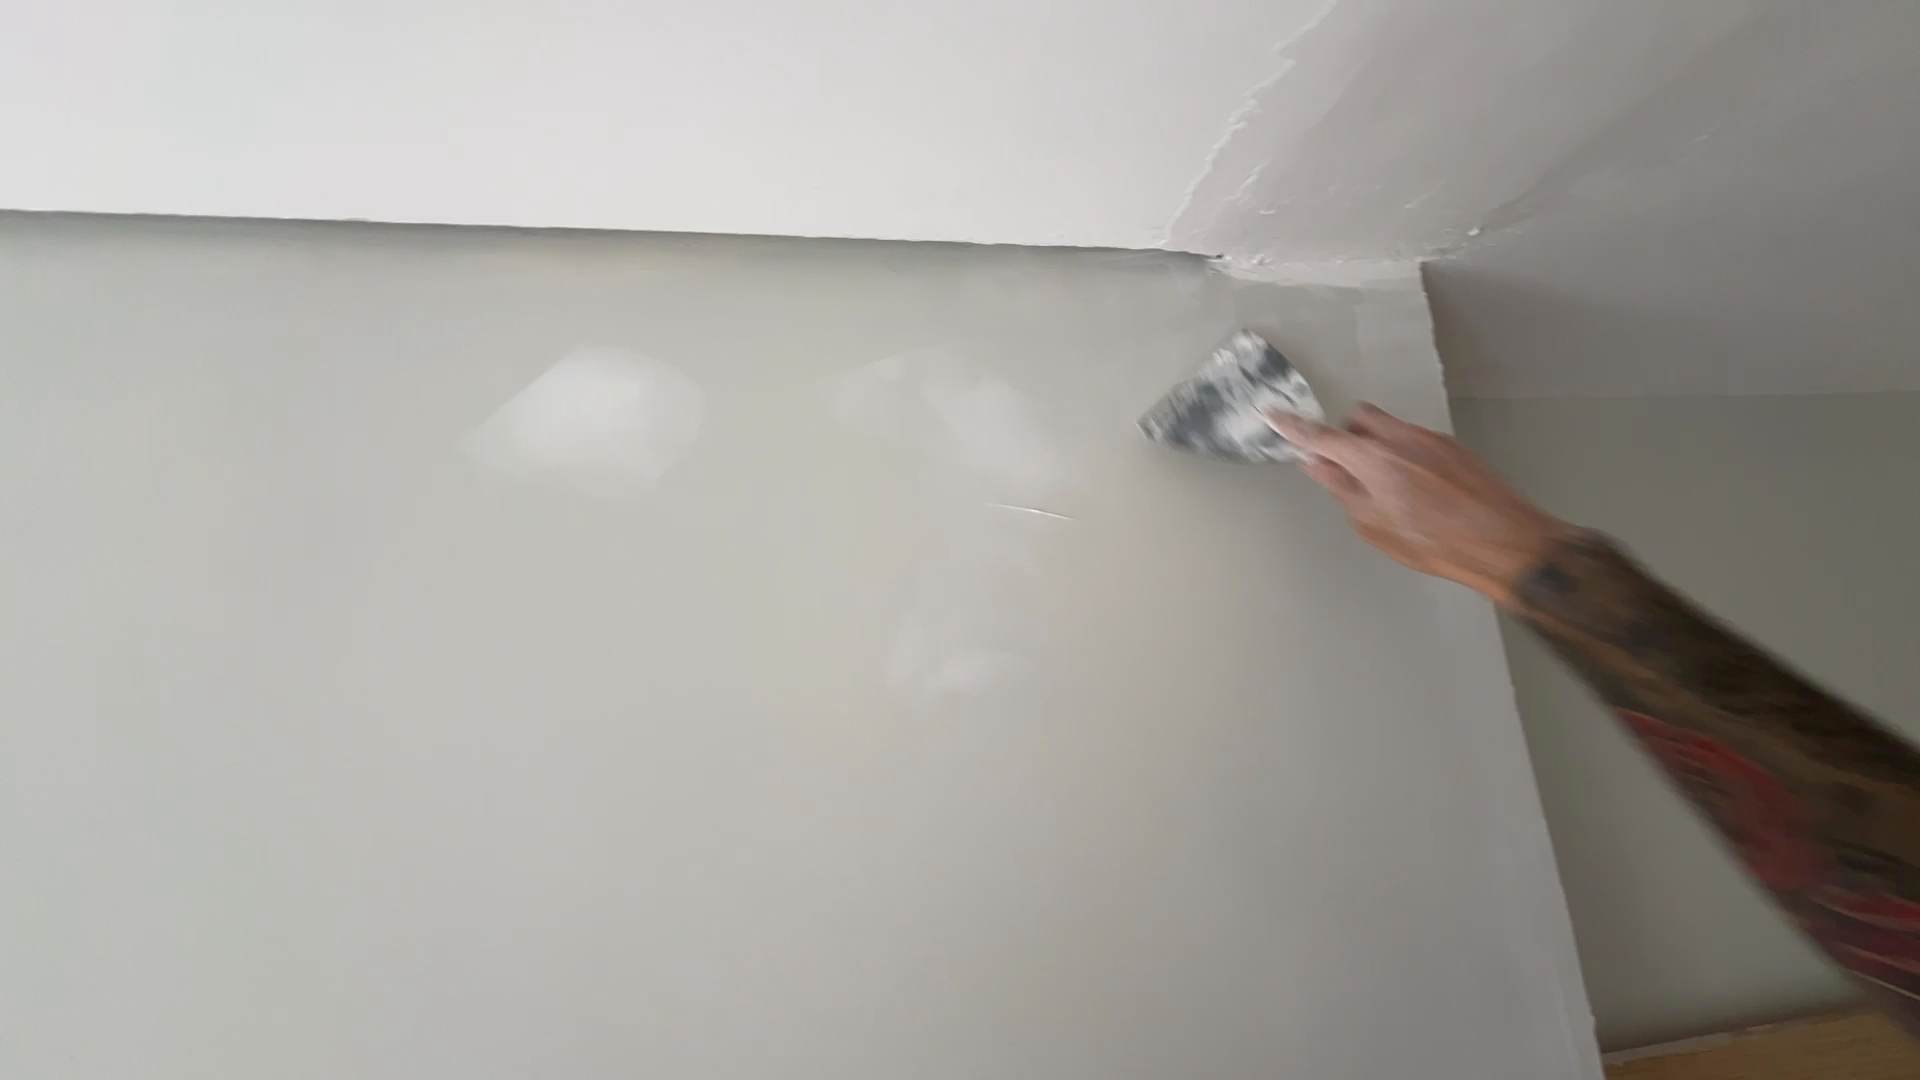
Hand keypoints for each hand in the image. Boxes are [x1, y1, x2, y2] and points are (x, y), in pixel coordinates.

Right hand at [1265, 403, 1574, 604]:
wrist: (1506, 542)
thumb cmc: (1430, 541)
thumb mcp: (1372, 523)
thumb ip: (1341, 488)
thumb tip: (1317, 464)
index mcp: (1373, 459)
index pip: (1321, 436)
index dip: (1293, 427)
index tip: (1272, 415)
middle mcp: (1401, 438)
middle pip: (1360, 417)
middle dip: (1345, 434)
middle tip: (1345, 467)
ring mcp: (1432, 439)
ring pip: (1389, 427)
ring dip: (1374, 446)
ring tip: (1385, 487)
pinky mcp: (1454, 448)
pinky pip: (1413, 440)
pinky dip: (1400, 455)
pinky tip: (1416, 490)